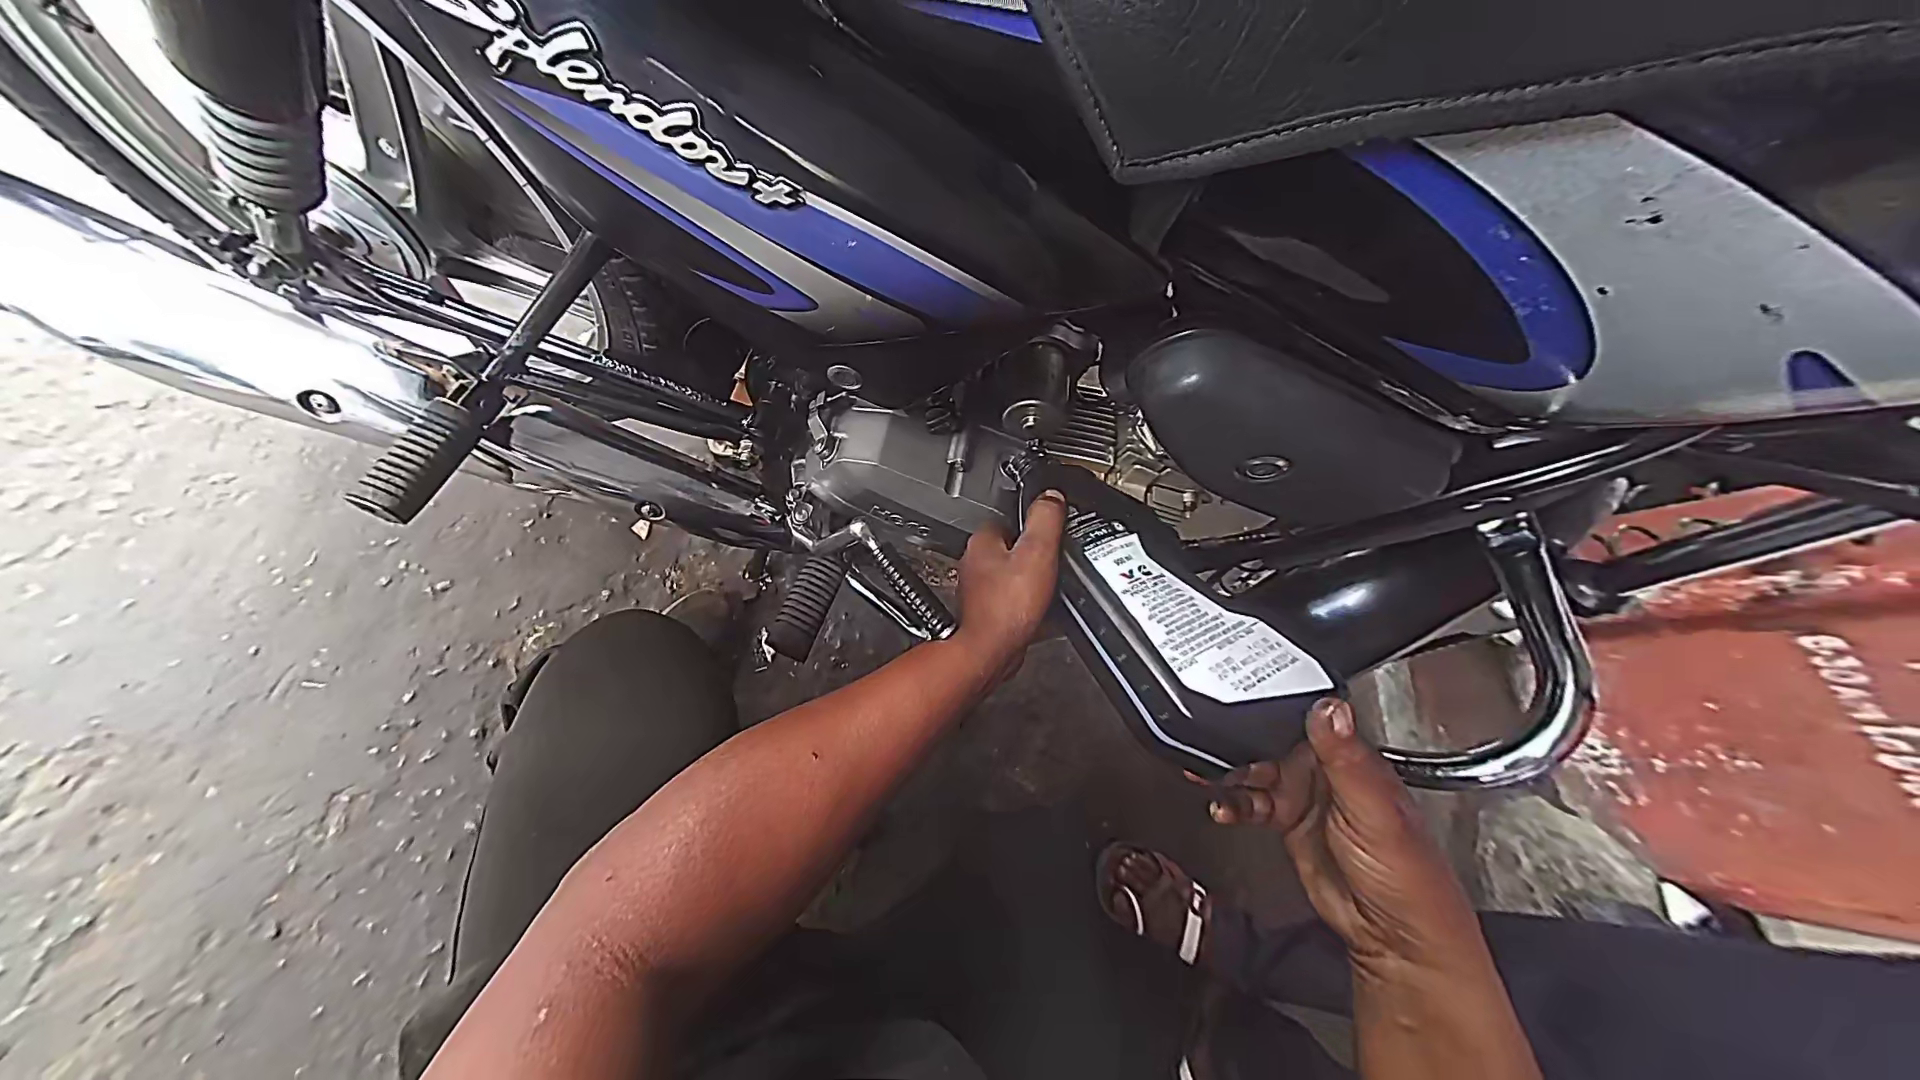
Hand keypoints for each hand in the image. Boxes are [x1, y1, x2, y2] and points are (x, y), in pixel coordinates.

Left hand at [950, 490, 1066, 679]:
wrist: (992, 652)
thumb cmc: (1006, 607)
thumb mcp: (1038, 552)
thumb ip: (1045, 520)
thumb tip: (1051, 497)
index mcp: (982, 542)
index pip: (1007, 518)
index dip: (1031, 522)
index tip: (1049, 530)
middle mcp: (976, 564)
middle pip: (1012, 548)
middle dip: (1033, 554)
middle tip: (1052, 562)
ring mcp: (980, 590)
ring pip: (1013, 576)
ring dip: (1032, 581)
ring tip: (1049, 587)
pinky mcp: (989, 613)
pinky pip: (1014, 601)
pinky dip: (1029, 604)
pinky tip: (1043, 611)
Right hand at [1208, 699, 1484, 977]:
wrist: (1396, 939)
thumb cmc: (1409, 875)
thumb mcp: (1374, 809)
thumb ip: (1345, 757)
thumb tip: (1331, 707)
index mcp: (1350, 756)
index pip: (1303, 716)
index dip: (1268, 705)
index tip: (1234, 701)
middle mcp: (1324, 771)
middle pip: (1269, 742)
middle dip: (1238, 741)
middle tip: (1209, 742)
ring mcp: (1305, 797)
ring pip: (1255, 770)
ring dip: (1230, 774)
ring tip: (1209, 778)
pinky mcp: (1288, 821)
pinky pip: (1250, 803)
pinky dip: (1232, 803)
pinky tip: (1223, 808)